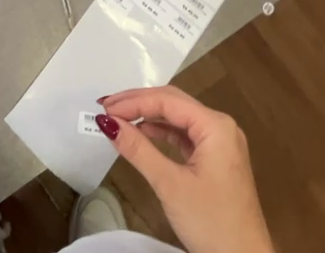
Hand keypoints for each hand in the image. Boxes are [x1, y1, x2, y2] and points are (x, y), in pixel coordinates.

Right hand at [97, 86, 273, 252]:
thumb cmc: (211, 223)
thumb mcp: (170, 185)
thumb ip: (138, 150)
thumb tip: (107, 122)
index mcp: (215, 126)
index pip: (167, 101)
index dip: (133, 101)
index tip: (103, 108)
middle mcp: (221, 126)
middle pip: (173, 103)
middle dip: (139, 103)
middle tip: (106, 108)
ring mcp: (221, 143)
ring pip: (178, 118)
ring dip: (148, 117)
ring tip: (118, 120)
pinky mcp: (217, 159)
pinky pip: (185, 135)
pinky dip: (162, 133)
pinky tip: (142, 135)